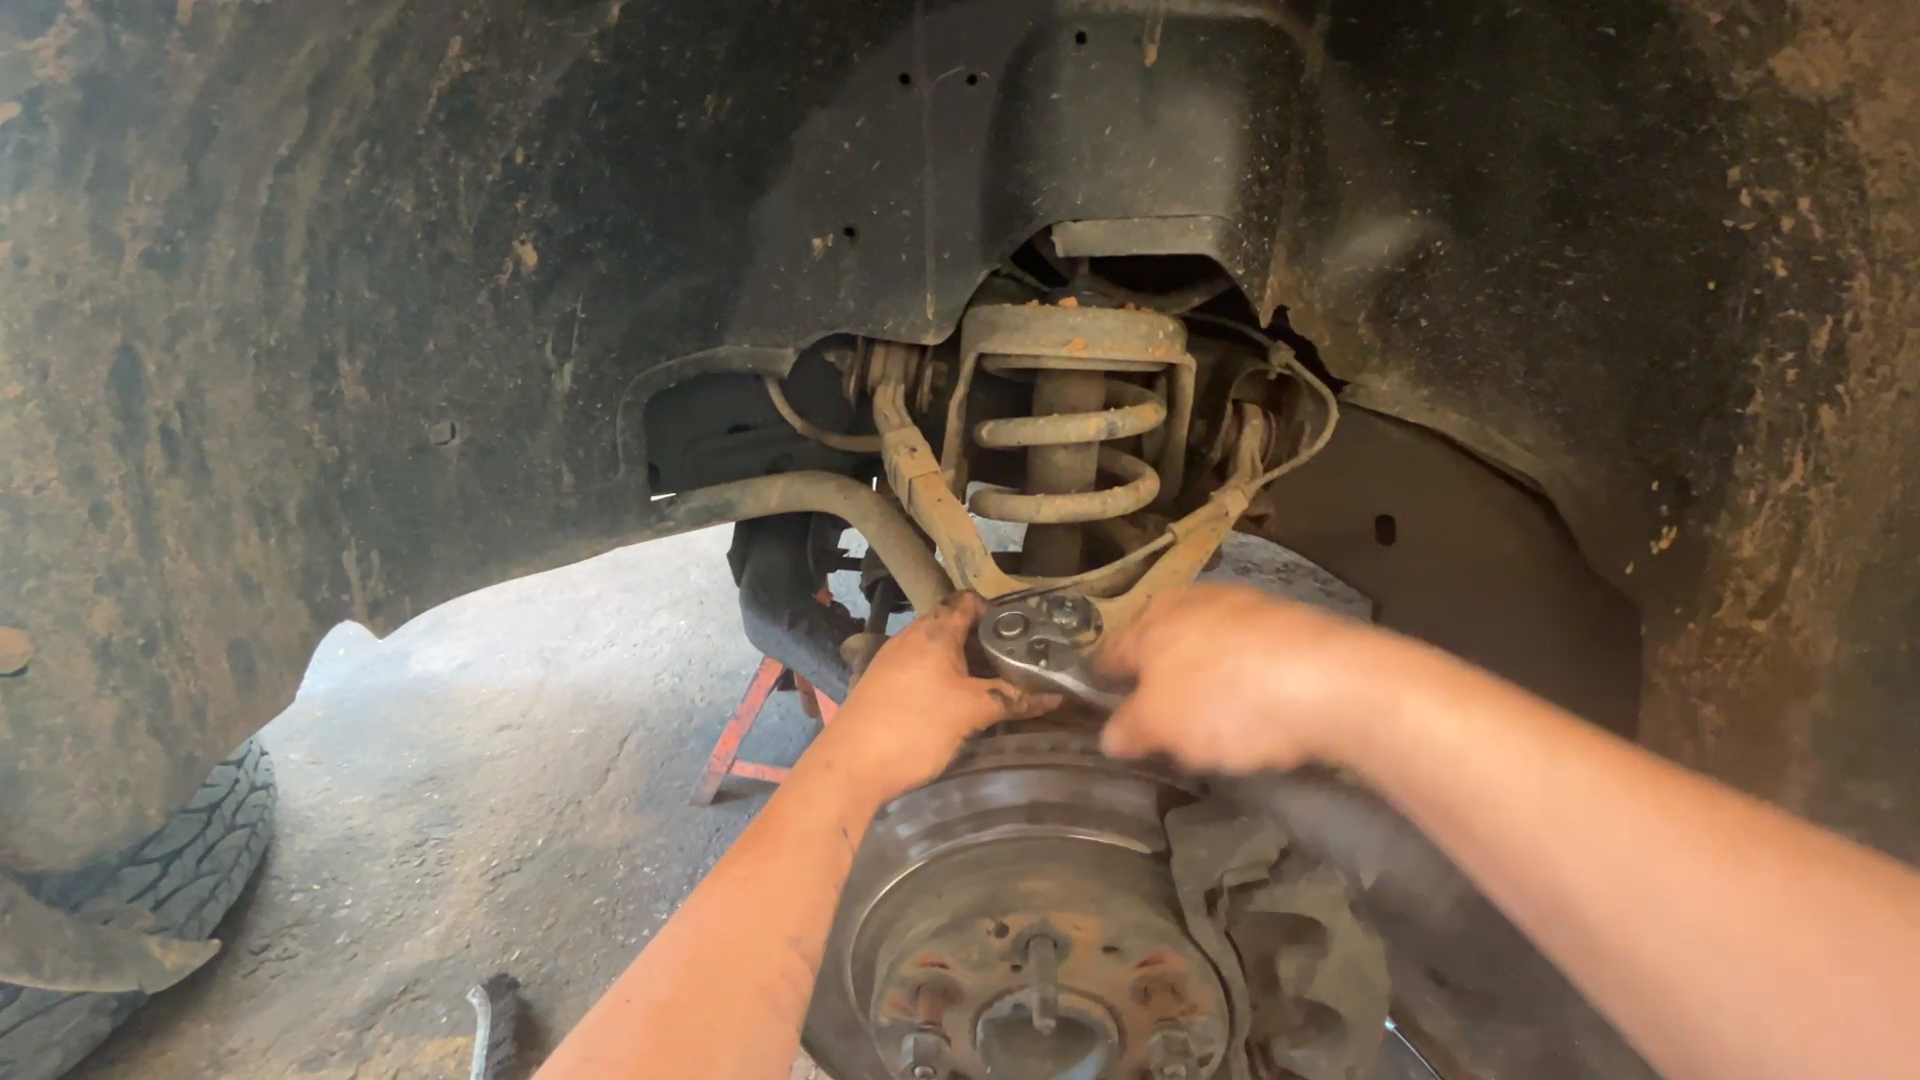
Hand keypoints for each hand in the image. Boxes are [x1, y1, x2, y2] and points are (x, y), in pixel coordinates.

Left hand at [809, 591, 1058, 801]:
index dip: (997, 611)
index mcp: (933, 631)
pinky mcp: (883, 686)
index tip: (1023, 633)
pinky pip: (922, 671)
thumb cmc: (914, 726)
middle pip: (954, 626)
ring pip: (938, 652)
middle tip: (1018, 663)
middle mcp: (910, 638)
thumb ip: (1012, 699)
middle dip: (986, 642)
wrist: (850, 766)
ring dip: (966, 664)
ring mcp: (893, 662)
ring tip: (996, 684)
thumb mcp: (971, 711)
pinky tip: (960, 704)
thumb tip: (1055, 696)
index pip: (968, 601)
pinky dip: (945, 680)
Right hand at [1098, 584, 1435, 773]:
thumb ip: (1128, 728)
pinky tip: (1265, 718)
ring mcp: (1247, 608)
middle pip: (1162, 652)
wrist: (1336, 683)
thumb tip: (1110, 735)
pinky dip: (1251, 688)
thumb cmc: (1226, 699)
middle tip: (1166, 735)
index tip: (1108, 722)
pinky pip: (1255, 662)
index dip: (1103, 690)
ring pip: (1210, 656)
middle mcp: (1194, 600)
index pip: (1110, 654)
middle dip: (1161, 691)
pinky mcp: (1293, 625)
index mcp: (1152, 617)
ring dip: (1208, 689)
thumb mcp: (1160, 725)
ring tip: (1220, 733)